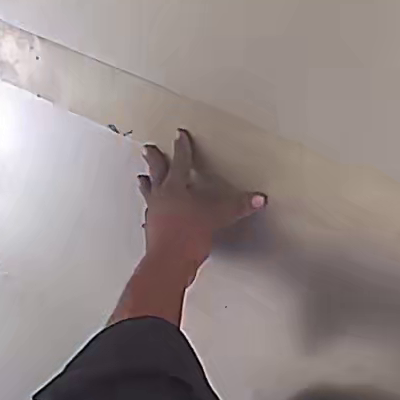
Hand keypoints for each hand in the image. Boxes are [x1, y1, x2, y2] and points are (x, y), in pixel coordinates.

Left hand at [137, 129, 266, 268]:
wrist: (169, 263)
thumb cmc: (187, 236)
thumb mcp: (217, 217)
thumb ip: (237, 206)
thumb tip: (258, 199)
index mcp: (175, 187)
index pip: (180, 161)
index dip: (181, 147)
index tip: (179, 135)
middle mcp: (160, 197)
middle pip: (156, 173)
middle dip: (154, 159)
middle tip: (148, 149)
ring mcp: (153, 214)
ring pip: (148, 193)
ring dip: (146, 184)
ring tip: (141, 178)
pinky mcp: (152, 231)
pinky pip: (150, 216)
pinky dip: (151, 212)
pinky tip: (151, 215)